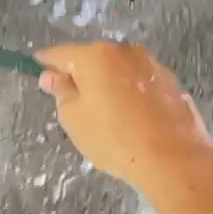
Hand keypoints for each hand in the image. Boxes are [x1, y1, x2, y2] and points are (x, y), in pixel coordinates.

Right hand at [37, 42, 212, 197]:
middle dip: (79, 75)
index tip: (38, 71)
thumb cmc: (113, 138)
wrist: (174, 160)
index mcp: (95, 56)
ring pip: (117, 71)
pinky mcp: (172, 84)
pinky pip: (139, 83)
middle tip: (71, 100)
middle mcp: (125, 52)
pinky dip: (129, 94)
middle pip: (91, 59)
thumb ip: (61, 91)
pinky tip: (129, 118)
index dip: (46, 63)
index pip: (60, 53)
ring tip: (104, 113)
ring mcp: (152, 66)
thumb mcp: (73, 117)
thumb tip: (52, 76)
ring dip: (107, 84)